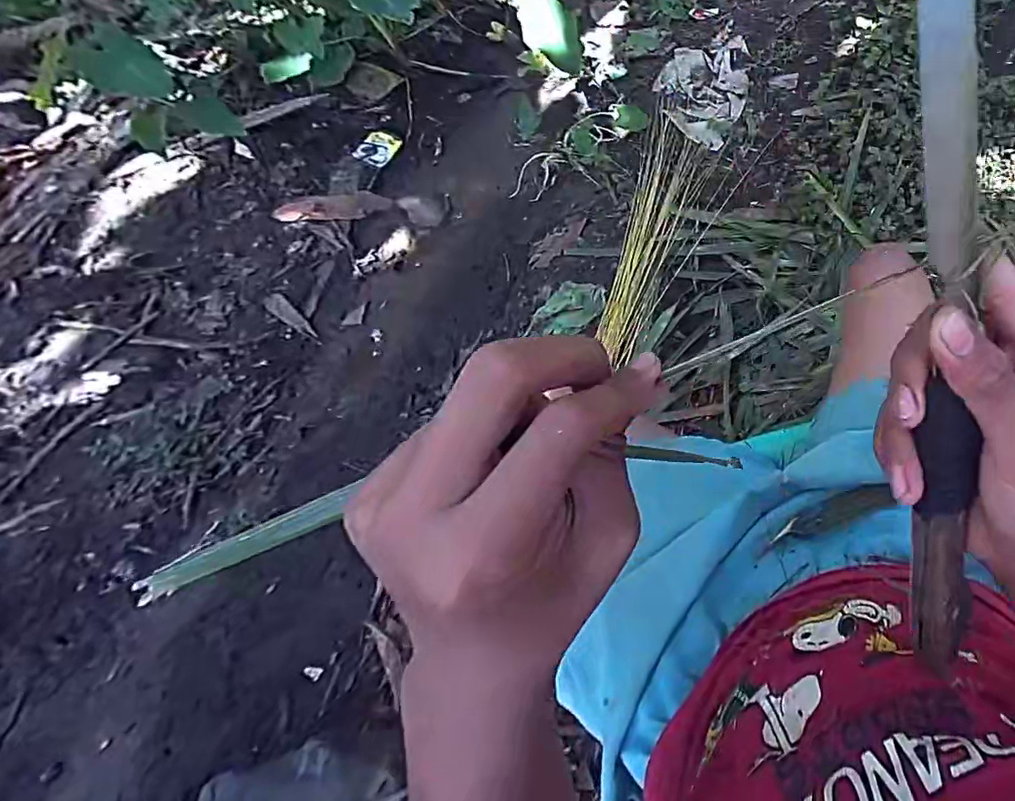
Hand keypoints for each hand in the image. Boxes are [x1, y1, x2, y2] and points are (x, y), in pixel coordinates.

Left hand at [345, 338, 662, 681]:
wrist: (470, 660)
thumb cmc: (555, 602)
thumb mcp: (610, 535)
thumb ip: (612, 450)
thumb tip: (633, 371)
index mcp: (483, 547)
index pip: (556, 431)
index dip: (610, 393)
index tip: (646, 379)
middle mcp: (413, 513)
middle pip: (492, 375)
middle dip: (563, 355)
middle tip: (600, 372)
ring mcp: (379, 494)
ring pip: (475, 389)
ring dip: (531, 394)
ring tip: (547, 440)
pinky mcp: (369, 484)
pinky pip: (454, 414)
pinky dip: (498, 419)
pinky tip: (504, 462)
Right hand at [873, 255, 1014, 573]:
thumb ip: (988, 383)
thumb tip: (946, 321)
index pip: (998, 286)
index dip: (962, 282)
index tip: (931, 312)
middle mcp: (993, 358)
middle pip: (933, 327)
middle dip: (914, 372)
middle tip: (913, 417)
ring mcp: (960, 387)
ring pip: (907, 369)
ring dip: (899, 420)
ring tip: (910, 475)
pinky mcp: (934, 417)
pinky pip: (897, 411)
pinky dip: (894, 447)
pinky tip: (908, 485)